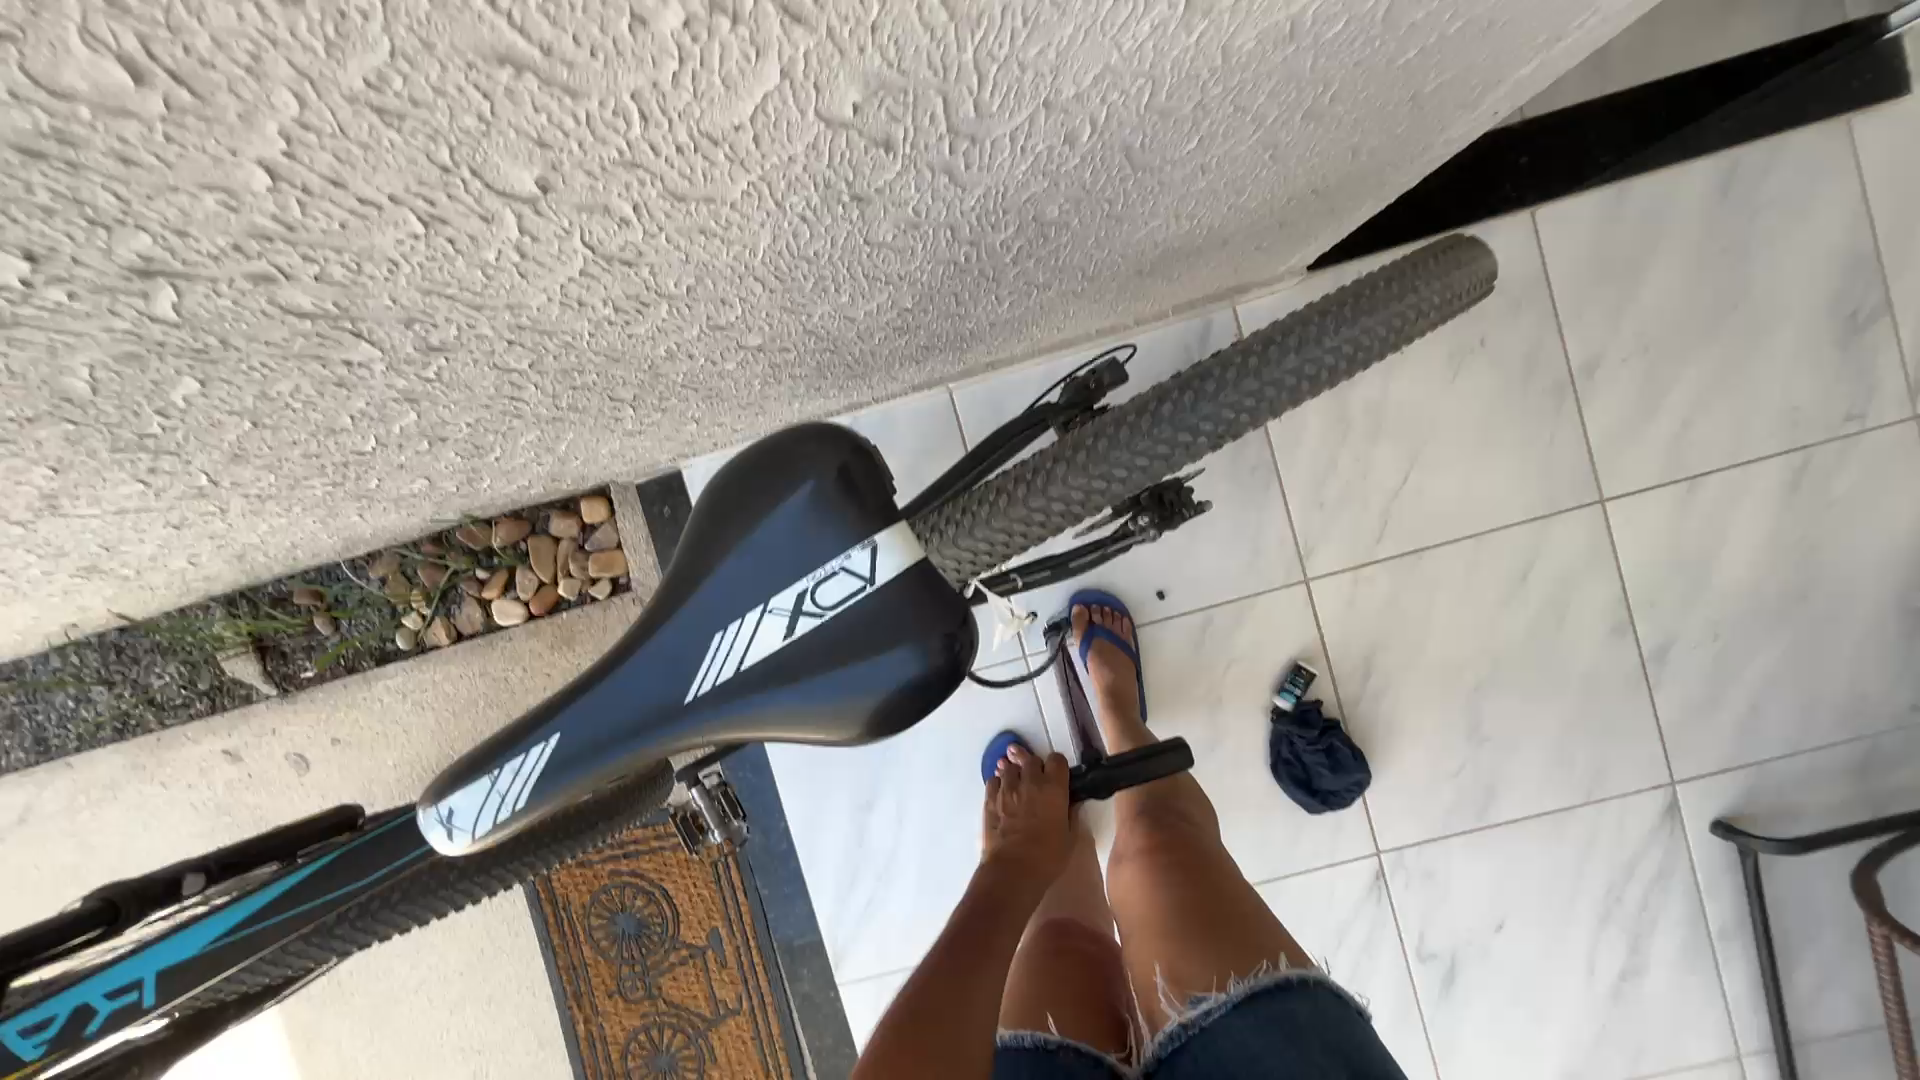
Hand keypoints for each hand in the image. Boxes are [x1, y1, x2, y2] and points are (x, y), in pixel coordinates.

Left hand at [981, 743, 1071, 884]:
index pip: (1056, 760)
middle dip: (1034, 767)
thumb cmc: (1047, 857)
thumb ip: (1071, 815)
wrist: (1012, 869)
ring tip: (1016, 781)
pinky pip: (993, 780)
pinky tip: (1001, 793)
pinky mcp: (989, 798)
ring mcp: (1007, 788)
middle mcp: (1030, 782)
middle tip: (1035, 779)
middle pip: (1031, 760)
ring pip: (1009, 767)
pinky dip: (998, 783)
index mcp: (1053, 789)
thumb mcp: (1070, 838)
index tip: (1057, 775)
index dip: (1057, 766)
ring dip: (1014, 771)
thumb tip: (1071, 803)